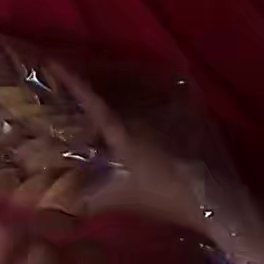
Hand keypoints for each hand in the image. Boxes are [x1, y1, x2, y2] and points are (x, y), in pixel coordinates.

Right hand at [58, 67, 248, 234]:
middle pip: (104, 94)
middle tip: (58, 78)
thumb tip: (49, 202)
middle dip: (81, 84)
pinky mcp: (168, 127)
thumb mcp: (121, 199)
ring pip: (120, 101)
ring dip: (100, 95)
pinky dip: (117, 109)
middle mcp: (137, 118)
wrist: (214, 199)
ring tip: (78, 94)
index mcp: (122, 129)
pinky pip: (134, 111)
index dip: (70, 79)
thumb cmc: (165, 195)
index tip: (52, 61)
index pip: (91, 99)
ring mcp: (155, 120)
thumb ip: (86, 199)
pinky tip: (110, 119)